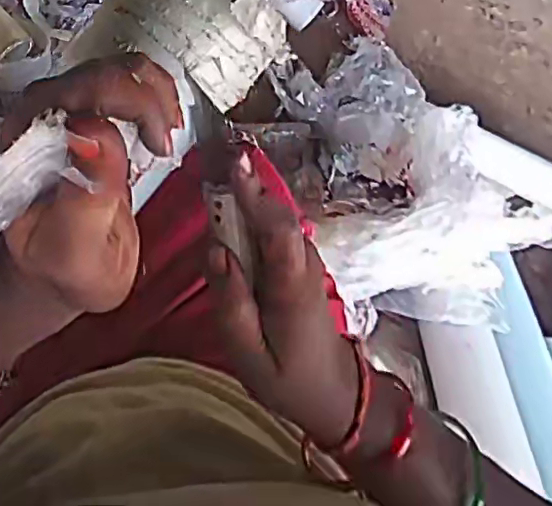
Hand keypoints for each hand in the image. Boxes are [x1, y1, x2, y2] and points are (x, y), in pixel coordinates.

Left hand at [0, 54, 181, 313]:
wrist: (58, 272)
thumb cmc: (58, 266)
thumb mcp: (72, 248)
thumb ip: (84, 193)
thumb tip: (94, 131)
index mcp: (24, 137)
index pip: (79, 91)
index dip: (128, 106)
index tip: (157, 147)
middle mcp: (41, 112)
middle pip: (103, 72)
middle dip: (146, 101)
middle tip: (164, 144)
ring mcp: (67, 106)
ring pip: (119, 67)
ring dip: (155, 93)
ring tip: (166, 136)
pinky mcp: (91, 109)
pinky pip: (129, 79)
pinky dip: (156, 93)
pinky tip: (163, 126)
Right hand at [204, 146, 365, 444]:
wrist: (335, 395)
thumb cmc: (288, 378)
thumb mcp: (249, 354)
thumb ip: (231, 302)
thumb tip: (216, 251)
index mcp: (293, 287)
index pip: (277, 230)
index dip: (255, 195)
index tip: (235, 165)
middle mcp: (304, 263)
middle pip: (277, 214)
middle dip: (247, 183)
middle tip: (219, 156)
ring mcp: (305, 259)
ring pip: (277, 216)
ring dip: (250, 191)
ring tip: (223, 167)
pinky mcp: (298, 260)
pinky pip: (274, 225)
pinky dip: (254, 206)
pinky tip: (234, 196)